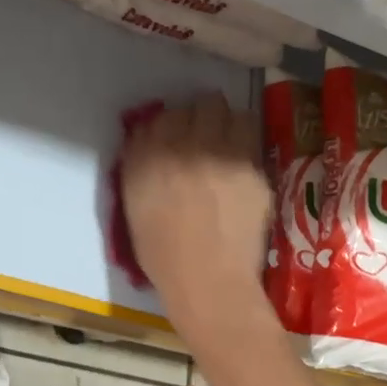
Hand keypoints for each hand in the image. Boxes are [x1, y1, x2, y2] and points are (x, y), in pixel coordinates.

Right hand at [120, 94, 272, 347]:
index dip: (169, 123)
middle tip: (202, 134)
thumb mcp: (133, 205)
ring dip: (226, 122)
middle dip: (200, 116)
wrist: (207, 279)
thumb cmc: (161, 252)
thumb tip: (148, 139)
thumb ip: (139, 166)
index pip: (161, 116)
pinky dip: (243, 145)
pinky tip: (238, 167)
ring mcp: (223, 154)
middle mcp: (184, 147)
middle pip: (199, 106)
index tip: (172, 136)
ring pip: (230, 113)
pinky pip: (250, 139)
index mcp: (147, 158)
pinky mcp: (253, 167)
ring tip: (225, 143)